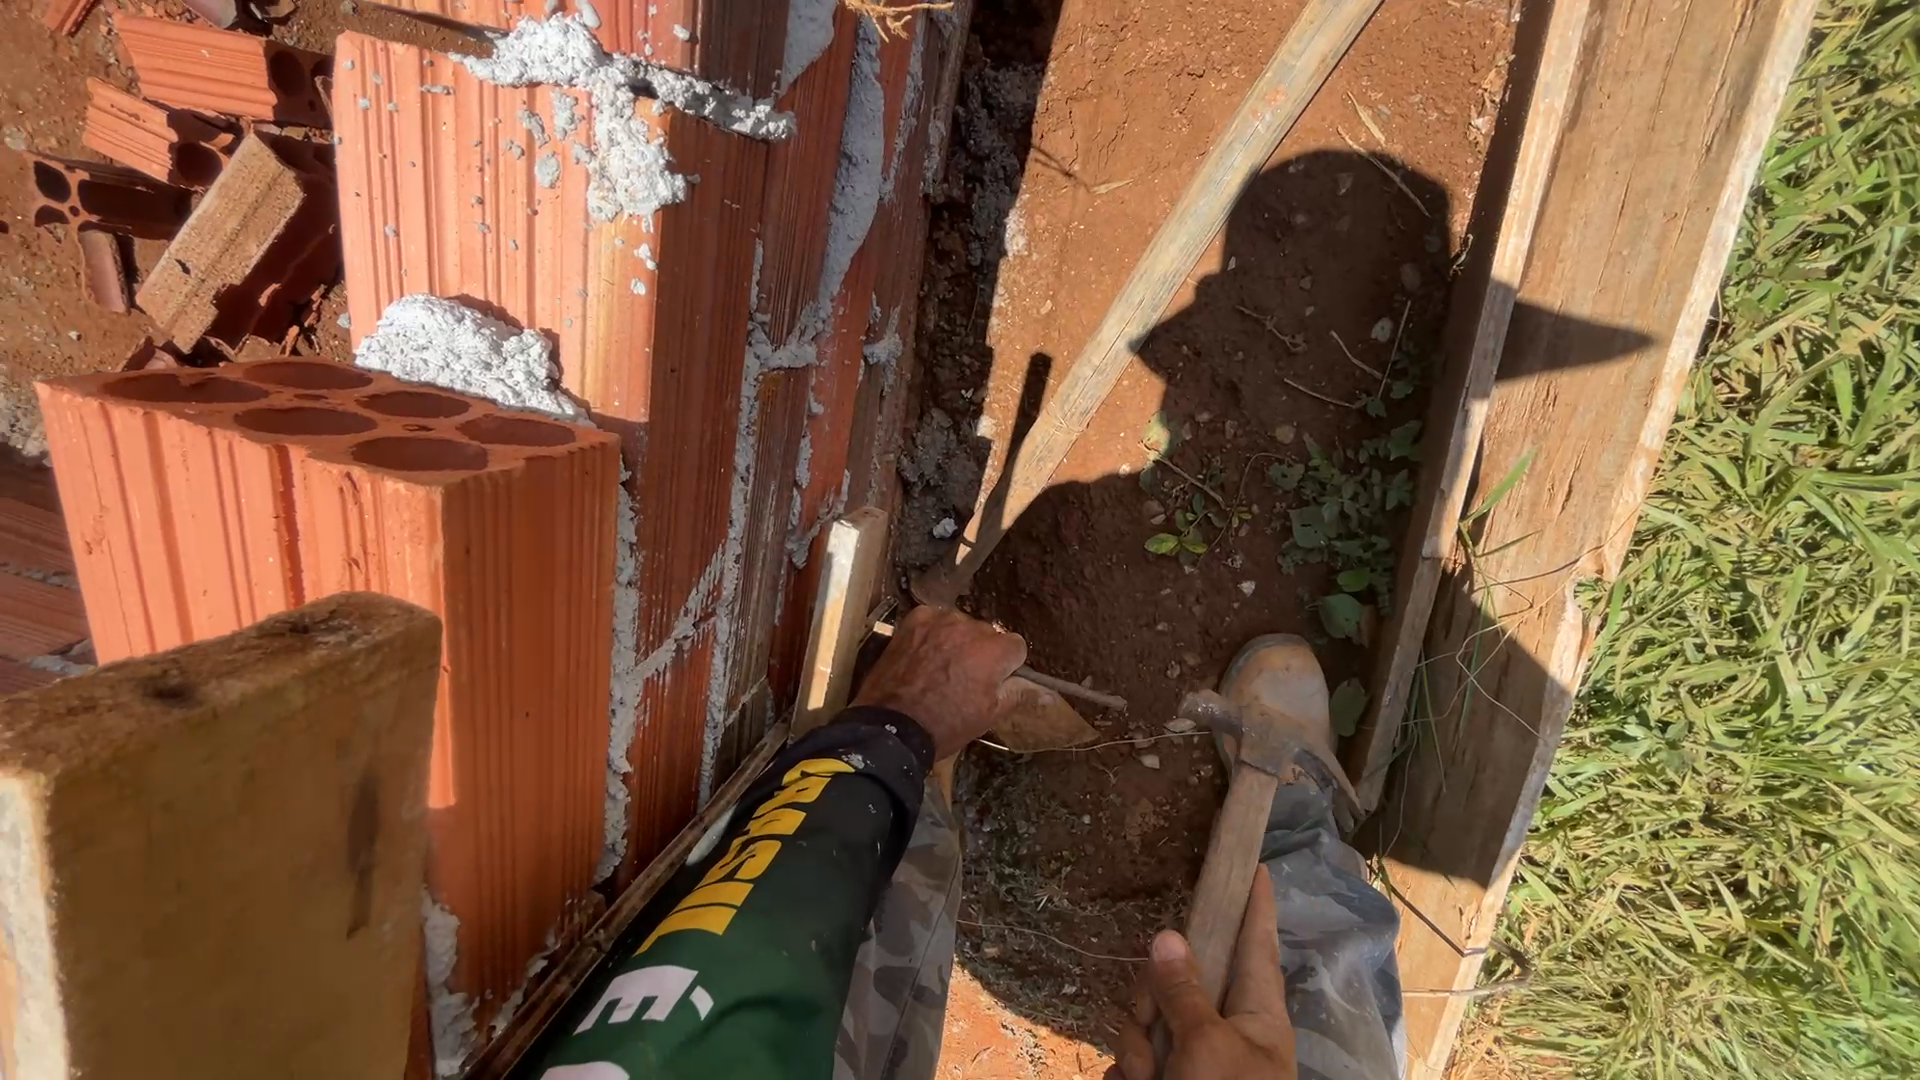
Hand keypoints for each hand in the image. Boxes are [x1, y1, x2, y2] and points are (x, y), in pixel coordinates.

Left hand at [852, 606, 1026, 759]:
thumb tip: (1049, 694)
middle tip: (963, 679)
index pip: (1016, 646)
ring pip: (960, 626)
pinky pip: (934, 620)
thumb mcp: (989, 714)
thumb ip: (1020, 695)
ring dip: (956, 640)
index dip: (1006, 666)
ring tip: (939, 669)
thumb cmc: (946, 724)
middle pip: (987, 634)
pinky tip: (922, 656)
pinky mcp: (914, 619)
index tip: (992, 682)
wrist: (891, 726)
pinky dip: (932, 633)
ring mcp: (940, 620)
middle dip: (980, 652)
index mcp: (994, 650)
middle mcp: (970, 627)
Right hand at [1112, 873, 1295, 1079]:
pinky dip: (1129, 1071)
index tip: (1258, 867)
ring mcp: (1197, 1057)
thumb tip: (1166, 935)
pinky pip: (1137, 1054)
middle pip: (1180, 979)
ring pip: (1150, 1019)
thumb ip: (1183, 991)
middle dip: (1151, 1001)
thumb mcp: (1206, 1047)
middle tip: (1149, 1024)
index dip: (1257, 906)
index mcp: (1257, 1015)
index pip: (1258, 944)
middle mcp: (1228, 1029)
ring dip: (1137, 1047)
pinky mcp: (1169, 1078)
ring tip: (1146, 1078)